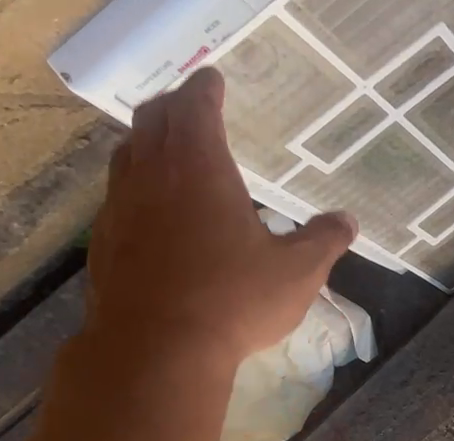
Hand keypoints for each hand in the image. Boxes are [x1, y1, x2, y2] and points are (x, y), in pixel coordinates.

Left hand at [85, 67, 356, 366]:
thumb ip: (324, 241)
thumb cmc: (236, 300)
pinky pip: (121, 193)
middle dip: (174, 106)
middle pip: (153, 119)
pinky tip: (159, 210)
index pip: (197, 108)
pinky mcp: (106, 238)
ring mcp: (122, 205)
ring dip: (151, 142)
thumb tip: (347, 220)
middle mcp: (153, 174)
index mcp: (201, 169)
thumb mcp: (299, 273)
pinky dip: (141, 184)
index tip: (214, 80)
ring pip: (130, 153)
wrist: (159, 345)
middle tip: (193, 108)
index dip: (206, 90)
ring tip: (172, 151)